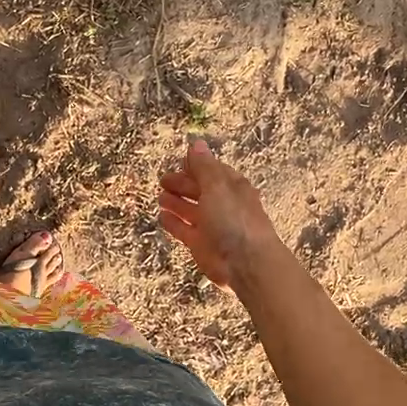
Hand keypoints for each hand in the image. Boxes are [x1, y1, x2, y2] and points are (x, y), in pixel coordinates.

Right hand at [158, 139, 286, 289]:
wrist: (245, 262)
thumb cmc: (234, 219)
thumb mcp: (217, 186)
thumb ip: (203, 167)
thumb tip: (196, 143)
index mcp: (232, 187)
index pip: (212, 171)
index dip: (197, 166)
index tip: (180, 161)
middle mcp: (222, 205)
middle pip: (200, 190)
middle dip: (183, 184)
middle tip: (163, 179)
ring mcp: (212, 226)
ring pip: (190, 210)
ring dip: (176, 202)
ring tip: (160, 195)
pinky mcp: (201, 245)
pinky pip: (184, 230)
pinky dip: (174, 223)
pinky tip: (162, 216)